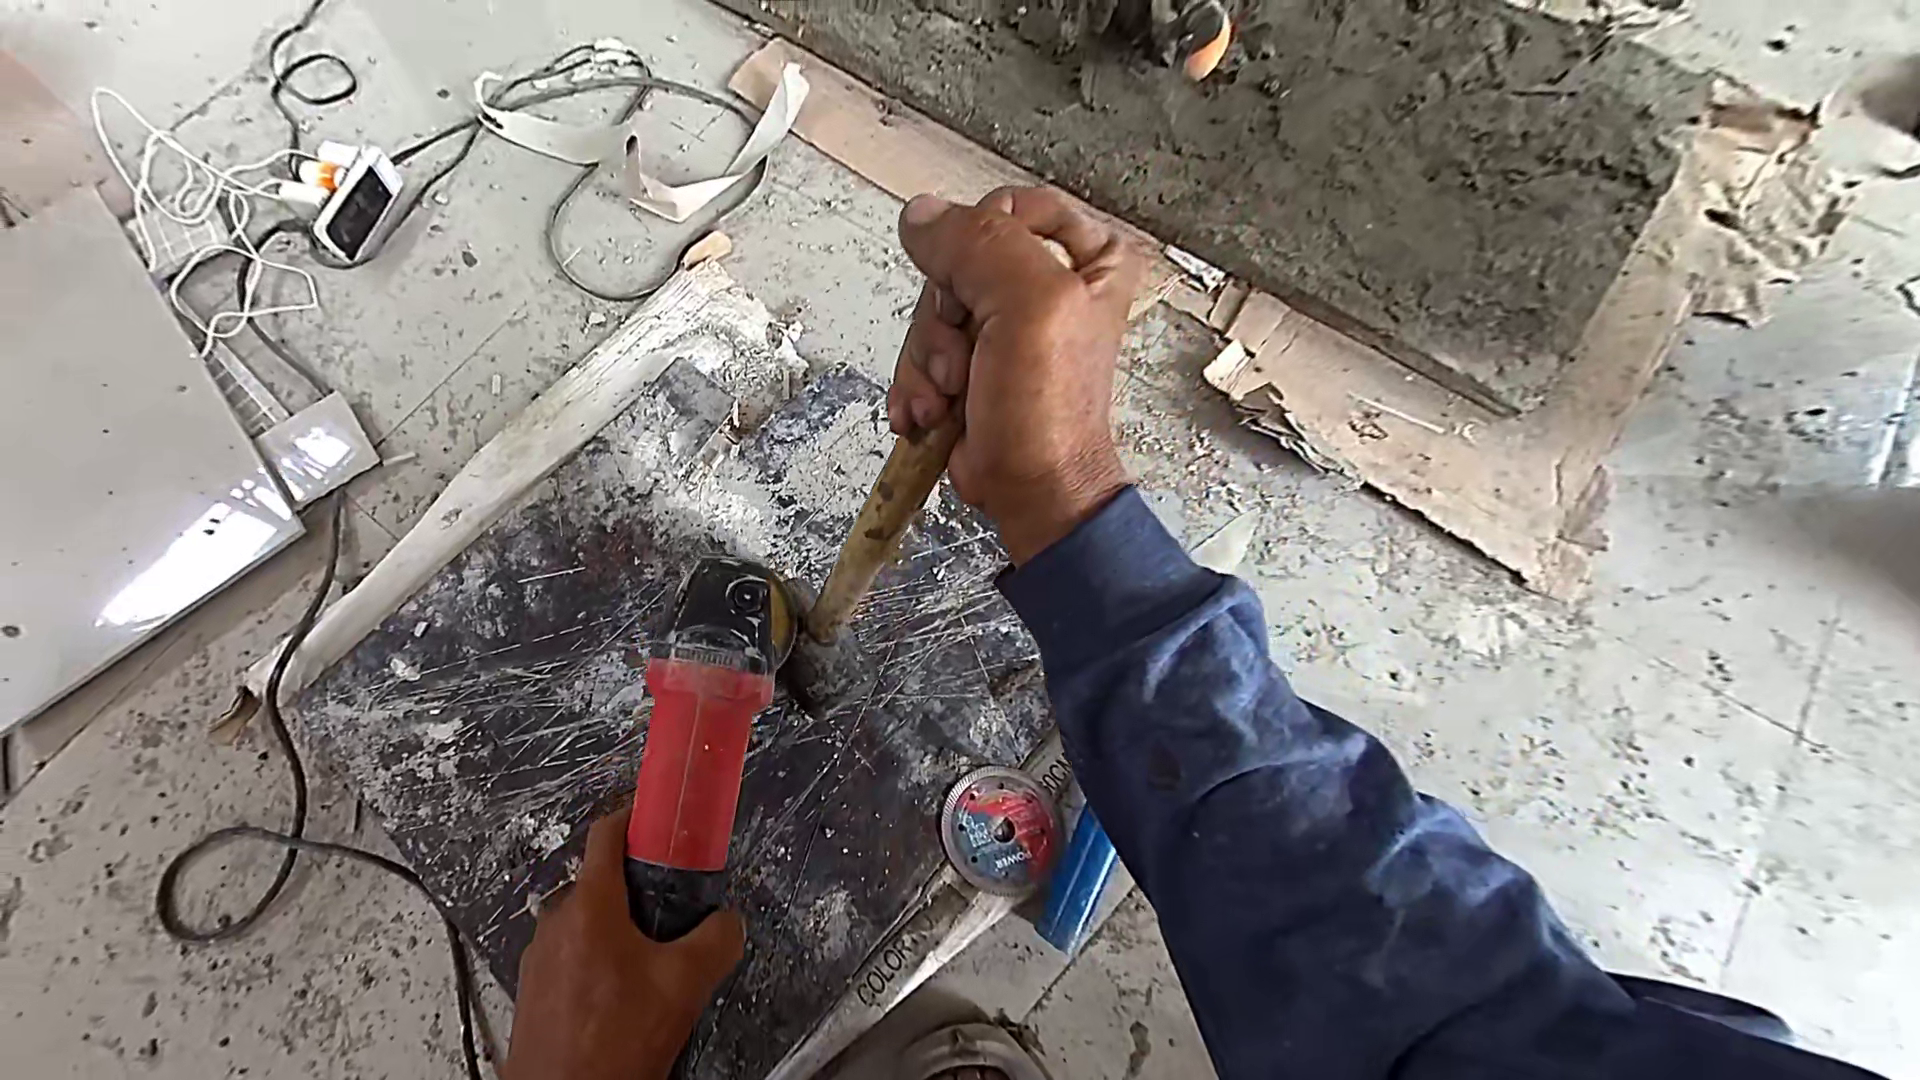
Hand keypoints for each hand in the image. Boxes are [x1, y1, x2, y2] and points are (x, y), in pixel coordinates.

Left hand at [502, 806, 744, 1079]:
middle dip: (641, 880)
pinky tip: (626, 988)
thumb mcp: (688, 981)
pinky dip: (601, 952)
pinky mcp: (532, 992)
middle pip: (604, 876)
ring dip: (621, 920)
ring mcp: (538, 959)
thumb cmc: (620, 1036)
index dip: (638, 813)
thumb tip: (728, 920)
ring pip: (589, 916)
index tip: (668, 818)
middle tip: (676, 899)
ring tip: (655, 951)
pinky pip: (574, 950)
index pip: (607, 832)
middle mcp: (556, 922)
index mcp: (589, 905)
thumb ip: (720, 935)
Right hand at [888, 186, 1142, 563]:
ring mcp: (1001, 329)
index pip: (1005, 210)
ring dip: (928, 360)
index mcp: (1086, 259)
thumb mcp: (1029, 307)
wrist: (1029, 488)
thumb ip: (979, 245)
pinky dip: (917, 383)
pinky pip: (921, 349)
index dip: (979, 252)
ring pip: (932, 309)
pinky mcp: (970, 364)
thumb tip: (922, 217)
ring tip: (950, 396)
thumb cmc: (1047, 413)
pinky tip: (930, 411)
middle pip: (958, 264)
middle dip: (946, 321)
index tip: (985, 297)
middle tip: (965, 360)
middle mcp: (1043, 289)